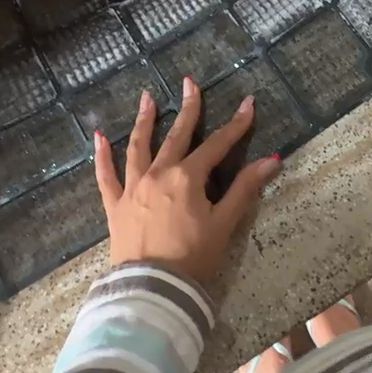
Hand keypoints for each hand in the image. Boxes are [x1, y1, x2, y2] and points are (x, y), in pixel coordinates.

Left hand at [93, 77, 281, 283]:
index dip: (236, 124)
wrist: (151, 290)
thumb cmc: (192, 257)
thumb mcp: (224, 223)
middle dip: (188, 108)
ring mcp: (133, 187)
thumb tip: (272, 159)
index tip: (249, 103)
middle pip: (177, 135)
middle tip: (190, 83)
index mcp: (188, 177)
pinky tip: (99, 137)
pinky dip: (102, 156)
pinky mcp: (115, 205)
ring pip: (139, 146)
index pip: (217, 144)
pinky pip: (106, 176)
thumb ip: (245, 188)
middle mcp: (159, 173)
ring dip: (144, 120)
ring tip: (147, 98)